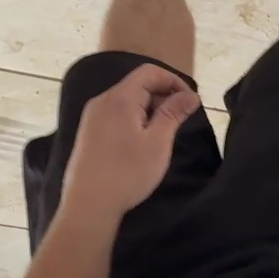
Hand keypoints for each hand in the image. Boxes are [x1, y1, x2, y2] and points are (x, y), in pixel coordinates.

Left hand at [59, 65, 201, 224]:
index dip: (173, 80)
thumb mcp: (157, 142)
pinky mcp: (88, 134)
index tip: (189, 102)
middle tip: (180, 121)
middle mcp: (102, 101)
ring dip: (149, 110)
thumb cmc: (127, 173)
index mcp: (119, 98)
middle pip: (137, 85)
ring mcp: (91, 118)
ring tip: (163, 134)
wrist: (88, 205)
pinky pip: (115, 115)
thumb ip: (173, 113)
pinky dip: (133, 120)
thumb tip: (191, 94)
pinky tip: (141, 143)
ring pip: (126, 102)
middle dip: (162, 96)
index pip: (149, 72)